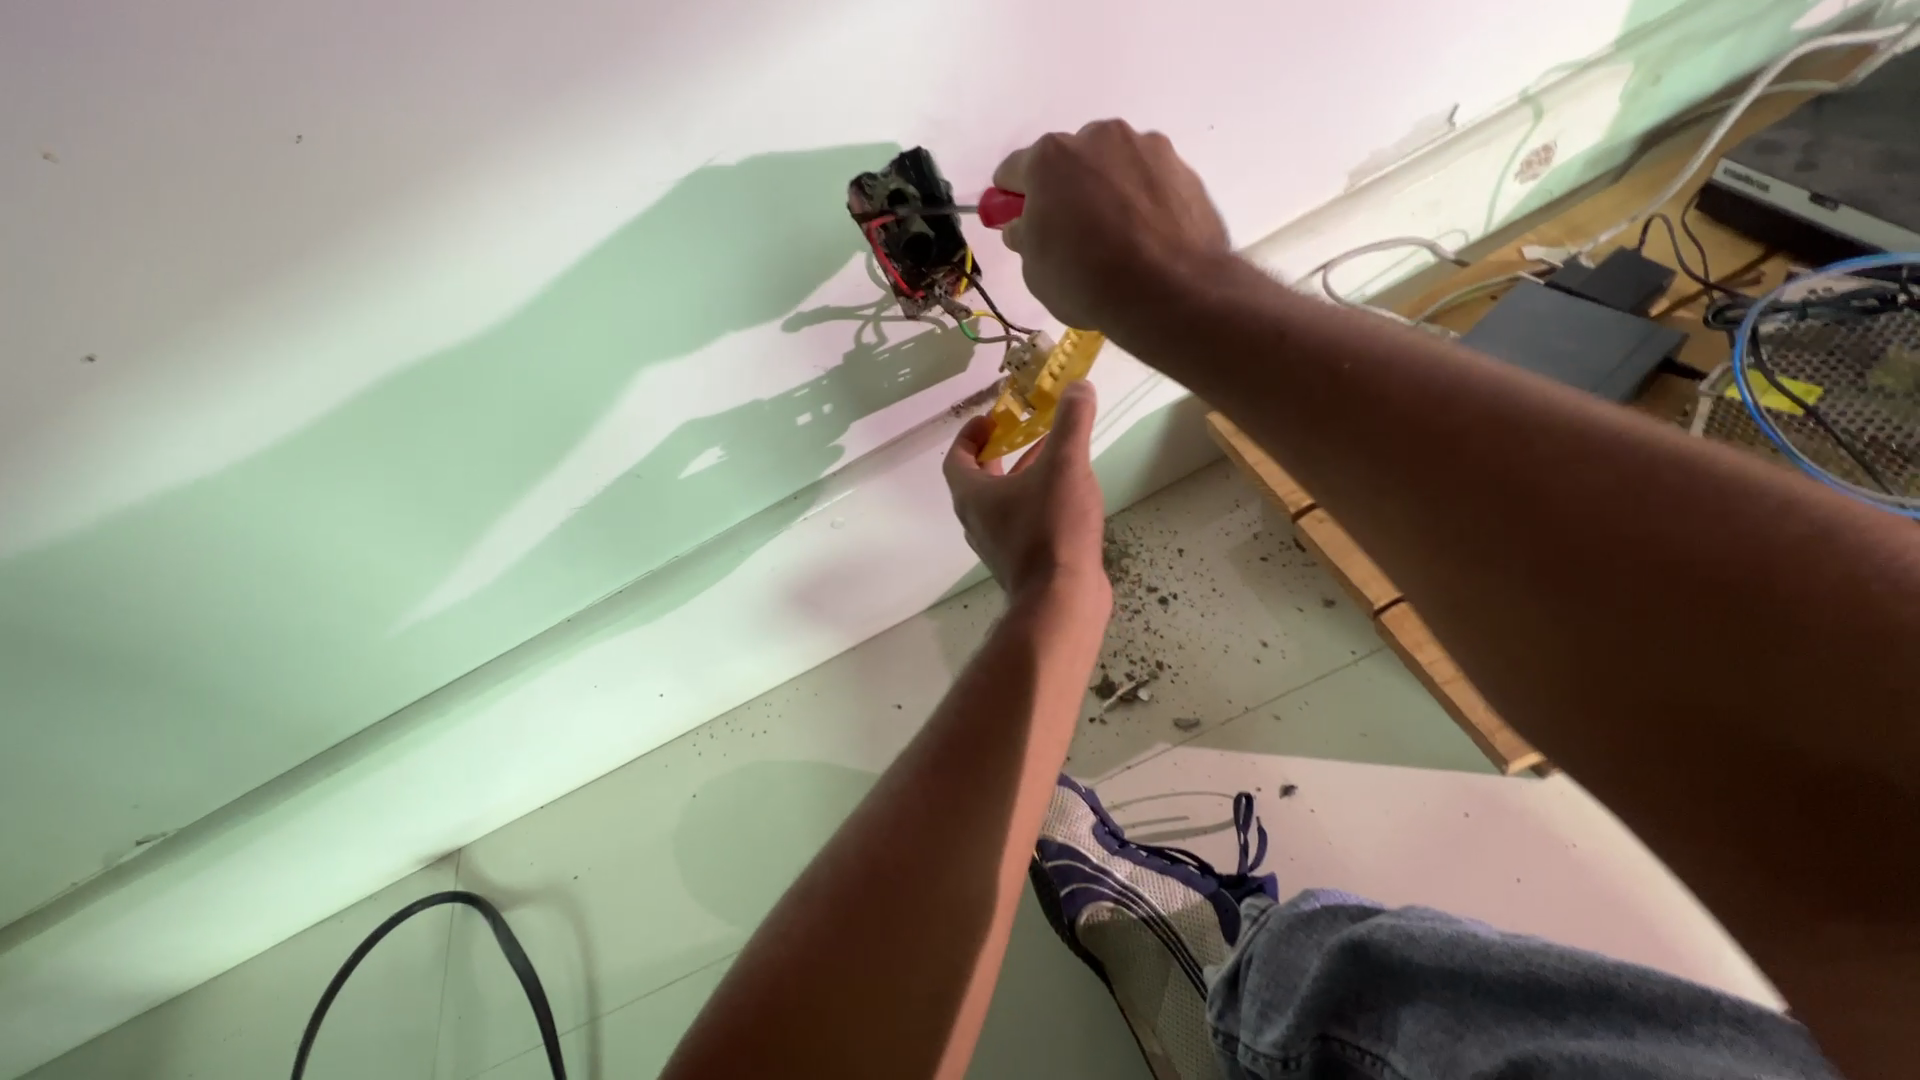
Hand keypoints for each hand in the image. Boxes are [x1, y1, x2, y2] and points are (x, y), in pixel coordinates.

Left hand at [943, 381, 1110, 608]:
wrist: (1062, 599)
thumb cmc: (1052, 528)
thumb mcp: (1065, 464)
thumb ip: (1071, 422)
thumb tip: (1077, 386)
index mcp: (972, 496)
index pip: (956, 459)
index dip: (969, 435)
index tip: (991, 418)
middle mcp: (977, 521)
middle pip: (979, 480)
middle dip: (1000, 453)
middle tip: (1022, 432)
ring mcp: (999, 545)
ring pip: (1004, 502)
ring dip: (1022, 477)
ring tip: (1052, 455)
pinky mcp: (1022, 562)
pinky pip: (1023, 522)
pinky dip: (1038, 501)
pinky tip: (1070, 494)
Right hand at [992, 120, 1230, 334]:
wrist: (1170, 292)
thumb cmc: (1086, 281)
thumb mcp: (1035, 270)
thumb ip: (1026, 237)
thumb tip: (1027, 226)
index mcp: (1050, 158)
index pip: (1015, 170)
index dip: (1012, 198)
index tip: (1020, 220)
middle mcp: (1098, 137)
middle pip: (1071, 161)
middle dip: (1067, 190)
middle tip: (1075, 234)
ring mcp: (1146, 148)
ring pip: (1115, 167)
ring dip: (1109, 191)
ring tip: (1121, 239)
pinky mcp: (1183, 168)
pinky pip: (1150, 183)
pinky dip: (1144, 202)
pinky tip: (1149, 239)